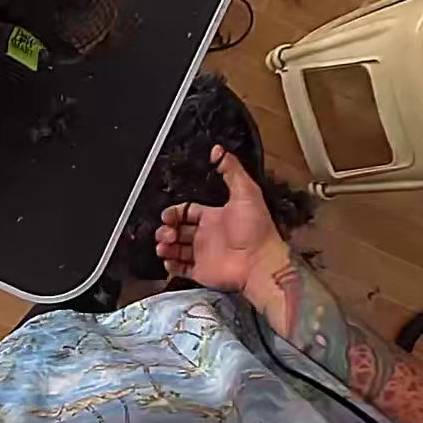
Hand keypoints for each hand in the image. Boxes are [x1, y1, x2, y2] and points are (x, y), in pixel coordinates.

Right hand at [155, 146, 288, 291]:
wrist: (259, 262)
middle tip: (165, 231)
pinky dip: (171, 266)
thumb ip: (232, 170)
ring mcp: (204, 254)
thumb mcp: (246, 192)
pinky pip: (180, 269)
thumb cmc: (256, 230)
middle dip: (166, 229)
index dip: (175, 212)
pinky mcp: (201, 272)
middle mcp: (208, 235)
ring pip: (176, 249)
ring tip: (164, 245)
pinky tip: (168, 260)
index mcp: (215, 217)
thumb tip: (219, 151)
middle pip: (178, 230)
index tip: (167, 214)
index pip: (188, 211)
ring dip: (165, 246)